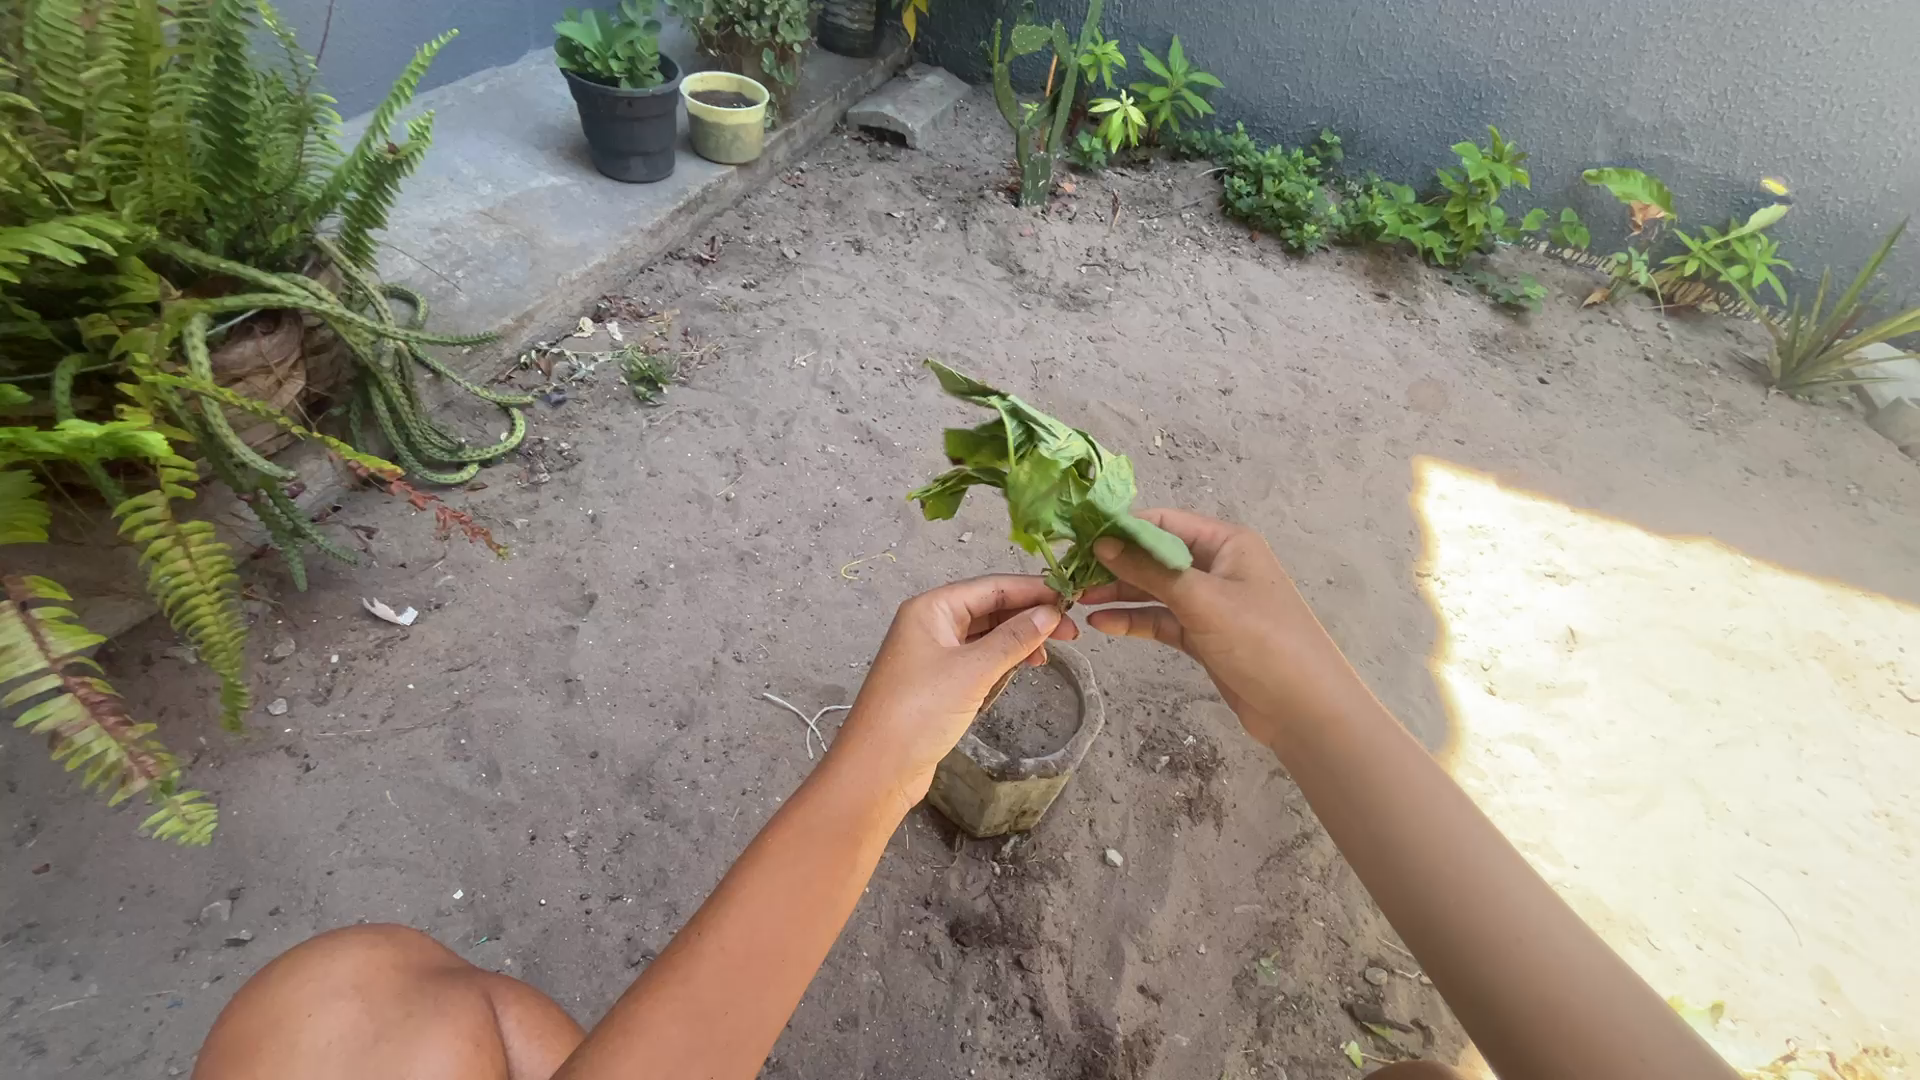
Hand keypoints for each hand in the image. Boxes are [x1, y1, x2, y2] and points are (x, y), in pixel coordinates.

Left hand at [830, 575, 1078, 806]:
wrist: (879, 768)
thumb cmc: (919, 711)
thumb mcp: (973, 671)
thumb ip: (1014, 639)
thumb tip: (1050, 614)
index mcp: (932, 608)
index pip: (992, 587)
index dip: (1033, 591)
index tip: (1071, 599)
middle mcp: (931, 623)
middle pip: (990, 608)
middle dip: (1029, 617)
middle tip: (1071, 633)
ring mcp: (934, 653)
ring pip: (986, 635)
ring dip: (1017, 641)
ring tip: (1046, 656)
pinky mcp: (939, 681)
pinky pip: (978, 659)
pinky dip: (1001, 662)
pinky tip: (1021, 668)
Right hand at [1081, 509, 1359, 748]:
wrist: (1303, 709)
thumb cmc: (1259, 640)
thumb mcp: (1201, 599)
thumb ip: (1149, 570)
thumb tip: (1103, 544)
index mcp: (1225, 543)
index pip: (1163, 522)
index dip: (1121, 528)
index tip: (1080, 538)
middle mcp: (1216, 566)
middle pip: (1154, 556)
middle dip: (1115, 564)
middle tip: (1072, 574)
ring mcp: (1209, 602)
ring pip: (1153, 590)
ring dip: (1119, 594)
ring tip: (1078, 600)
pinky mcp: (1202, 634)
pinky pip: (1160, 620)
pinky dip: (1134, 620)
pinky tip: (1103, 624)